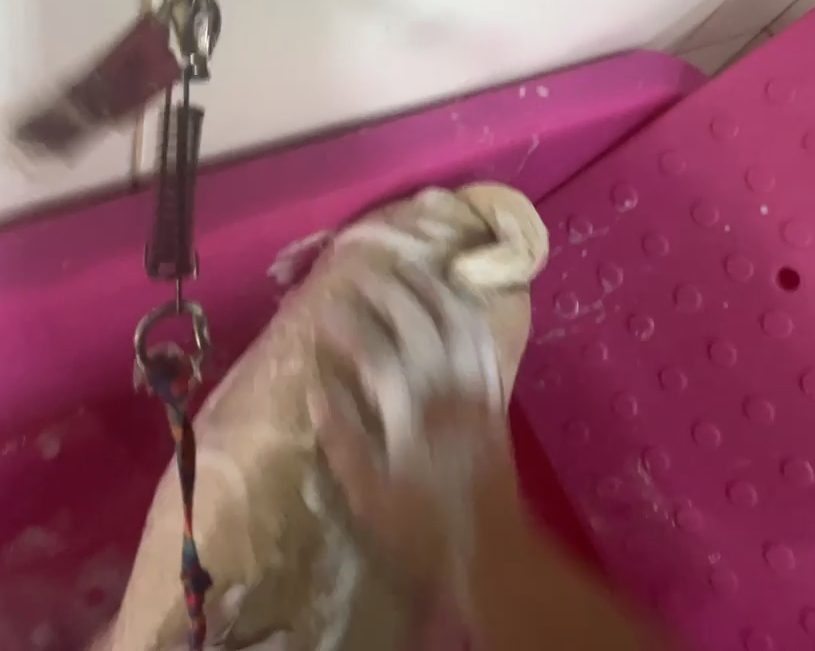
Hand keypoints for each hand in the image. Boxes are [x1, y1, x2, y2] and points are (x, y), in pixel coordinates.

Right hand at [309, 263, 523, 600]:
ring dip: (431, 288)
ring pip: (458, 320)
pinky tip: (454, 298)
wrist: (492, 547)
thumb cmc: (421, 529)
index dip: (347, 328)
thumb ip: (343, 438)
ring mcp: (478, 384)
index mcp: (413, 412)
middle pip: (419, 322)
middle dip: (388, 290)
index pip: (375, 353)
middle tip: (361, 273)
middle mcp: (449, 386)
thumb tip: (317, 388)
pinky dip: (467, 311)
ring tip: (408, 268)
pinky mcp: (497, 389)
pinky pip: (484, 337)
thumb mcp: (369, 495)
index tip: (323, 311)